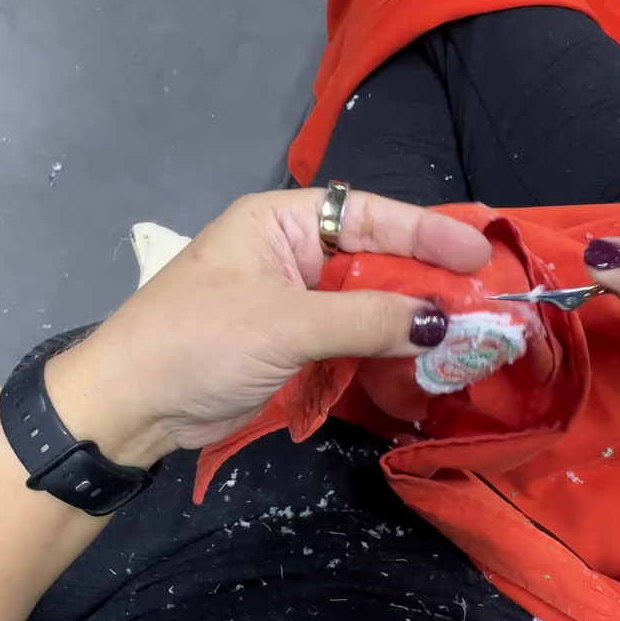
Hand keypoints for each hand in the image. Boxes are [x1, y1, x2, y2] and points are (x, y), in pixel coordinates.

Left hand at [46, 188, 491, 463]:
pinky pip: (350, 338)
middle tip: (487, 303)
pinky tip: (422, 359)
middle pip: (374, 259)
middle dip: (426, 282)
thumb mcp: (284, 324)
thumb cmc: (198, 343)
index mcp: (280, 222)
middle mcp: (290, 253)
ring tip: (468, 335)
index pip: (367, 215)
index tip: (480, 254)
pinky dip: (383, 349)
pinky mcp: (292, 344)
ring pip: (366, 303)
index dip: (426, 232)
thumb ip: (366, 319)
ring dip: (409, 321)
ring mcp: (292, 301)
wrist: (132, 406)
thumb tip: (441, 321)